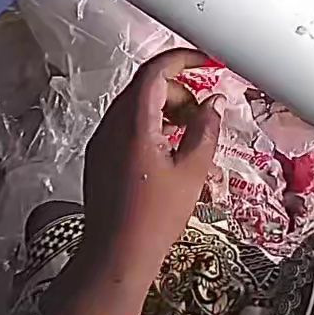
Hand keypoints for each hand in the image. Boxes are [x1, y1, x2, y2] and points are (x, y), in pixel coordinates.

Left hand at [81, 48, 220, 263]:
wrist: (116, 255)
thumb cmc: (154, 218)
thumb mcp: (192, 172)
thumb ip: (205, 130)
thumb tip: (214, 104)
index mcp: (135, 123)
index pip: (155, 71)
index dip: (182, 59)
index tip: (204, 62)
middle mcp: (112, 125)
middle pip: (145, 86)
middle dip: (178, 91)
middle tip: (202, 113)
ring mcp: (101, 140)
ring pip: (134, 105)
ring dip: (164, 108)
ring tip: (188, 133)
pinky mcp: (99, 155)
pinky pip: (124, 125)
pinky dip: (148, 124)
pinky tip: (166, 149)